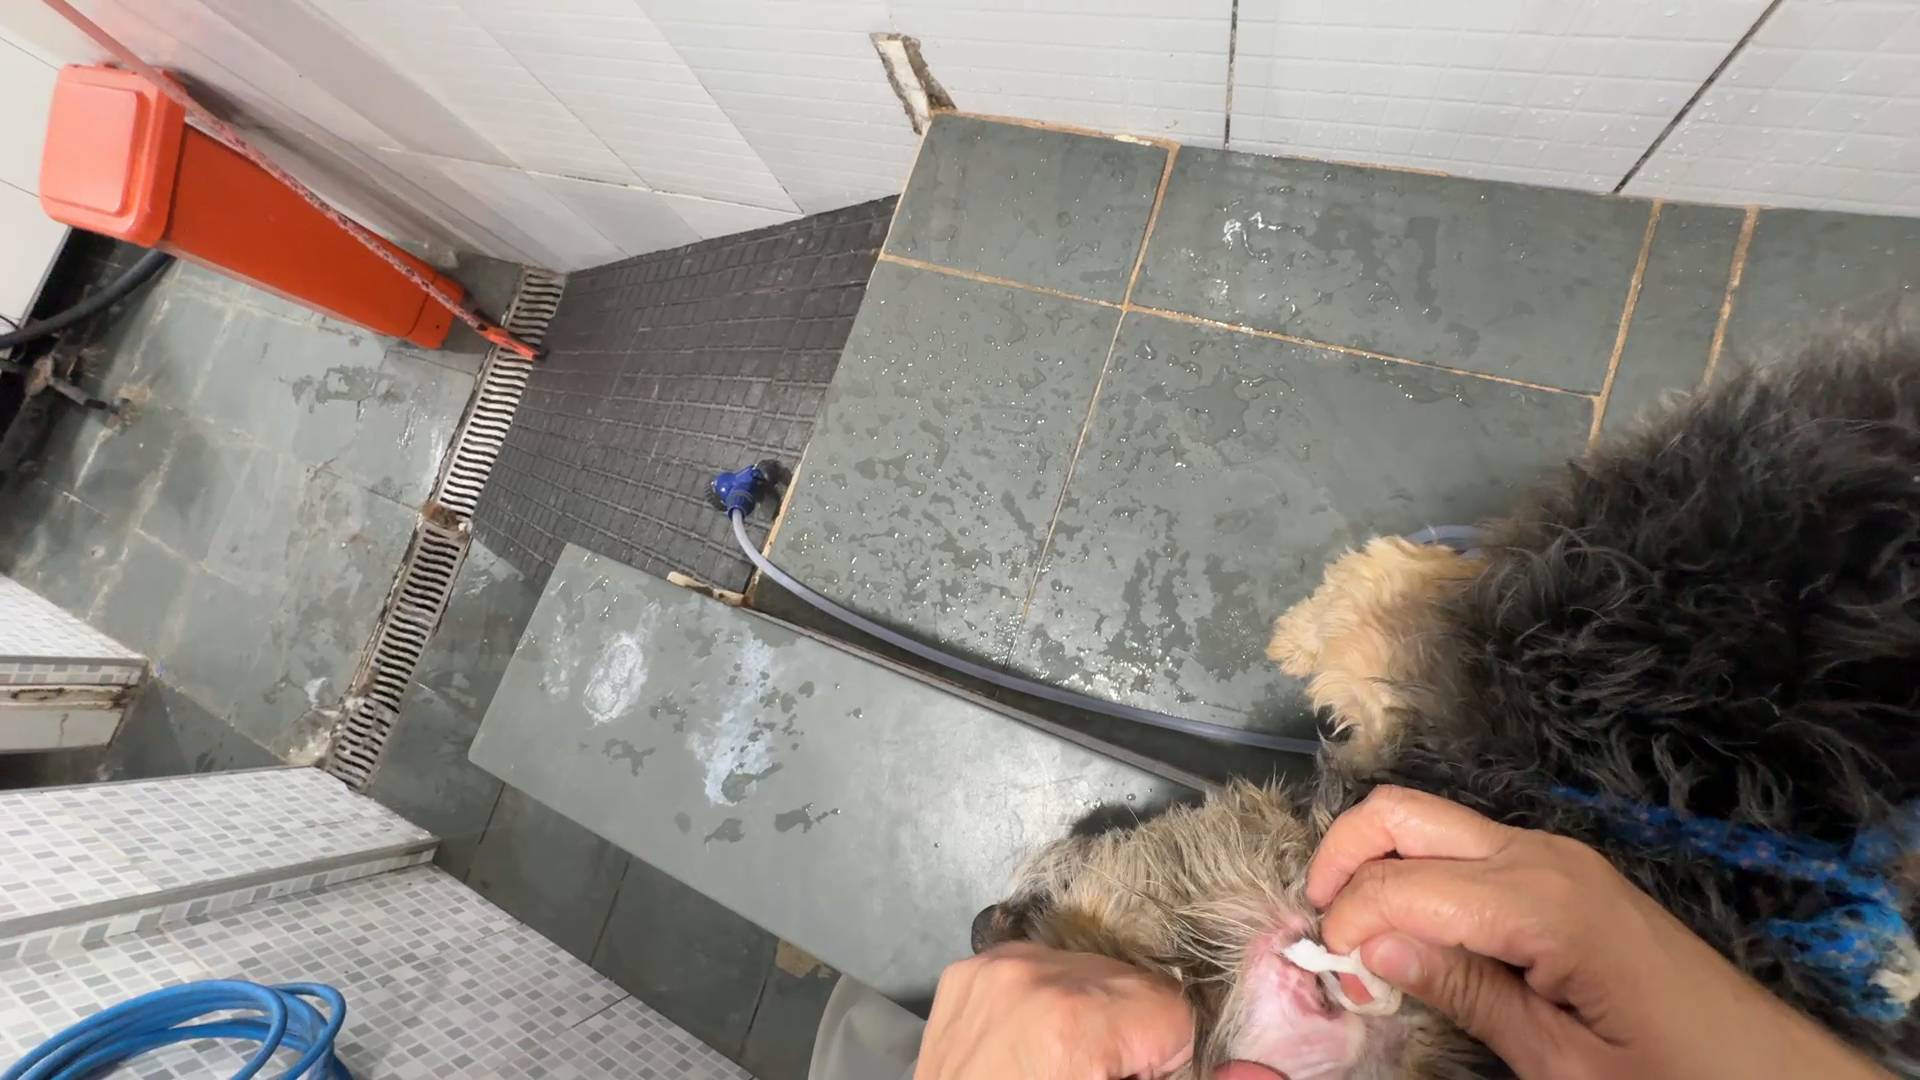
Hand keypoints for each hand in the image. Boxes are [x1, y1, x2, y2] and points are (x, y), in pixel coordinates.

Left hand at [915, 943, 1193, 1079]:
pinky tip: (1036, 1044)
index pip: (1172, 1006)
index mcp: (1071, 1023)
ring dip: (1093, 1009)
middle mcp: (1027, 975)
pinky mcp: (966, 970)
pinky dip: (1048, 998)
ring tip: (1069, 1065)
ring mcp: (990, 967)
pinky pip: (1036, 965)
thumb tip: (1269, 1071)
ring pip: (1085, 968)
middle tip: (1107, 1079)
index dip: (1171, 1055)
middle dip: (1134, 1031)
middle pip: (1129, 981)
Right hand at [1307, 786, 1892, 1079]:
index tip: (1333, 969)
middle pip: (1399, 813)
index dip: (1351, 920)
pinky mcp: (1549, 864)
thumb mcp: (1564, 1065)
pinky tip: (1406, 918)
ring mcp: (1544, 850)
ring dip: (1371, 858)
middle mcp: (1535, 852)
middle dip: (1341, 853)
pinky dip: (1409, 866)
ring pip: (1420, 818)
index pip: (1403, 885)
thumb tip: (1366, 949)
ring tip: (1356, 921)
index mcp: (1541, 901)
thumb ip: (1460, 991)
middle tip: (1321, 916)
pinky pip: (1453, 842)